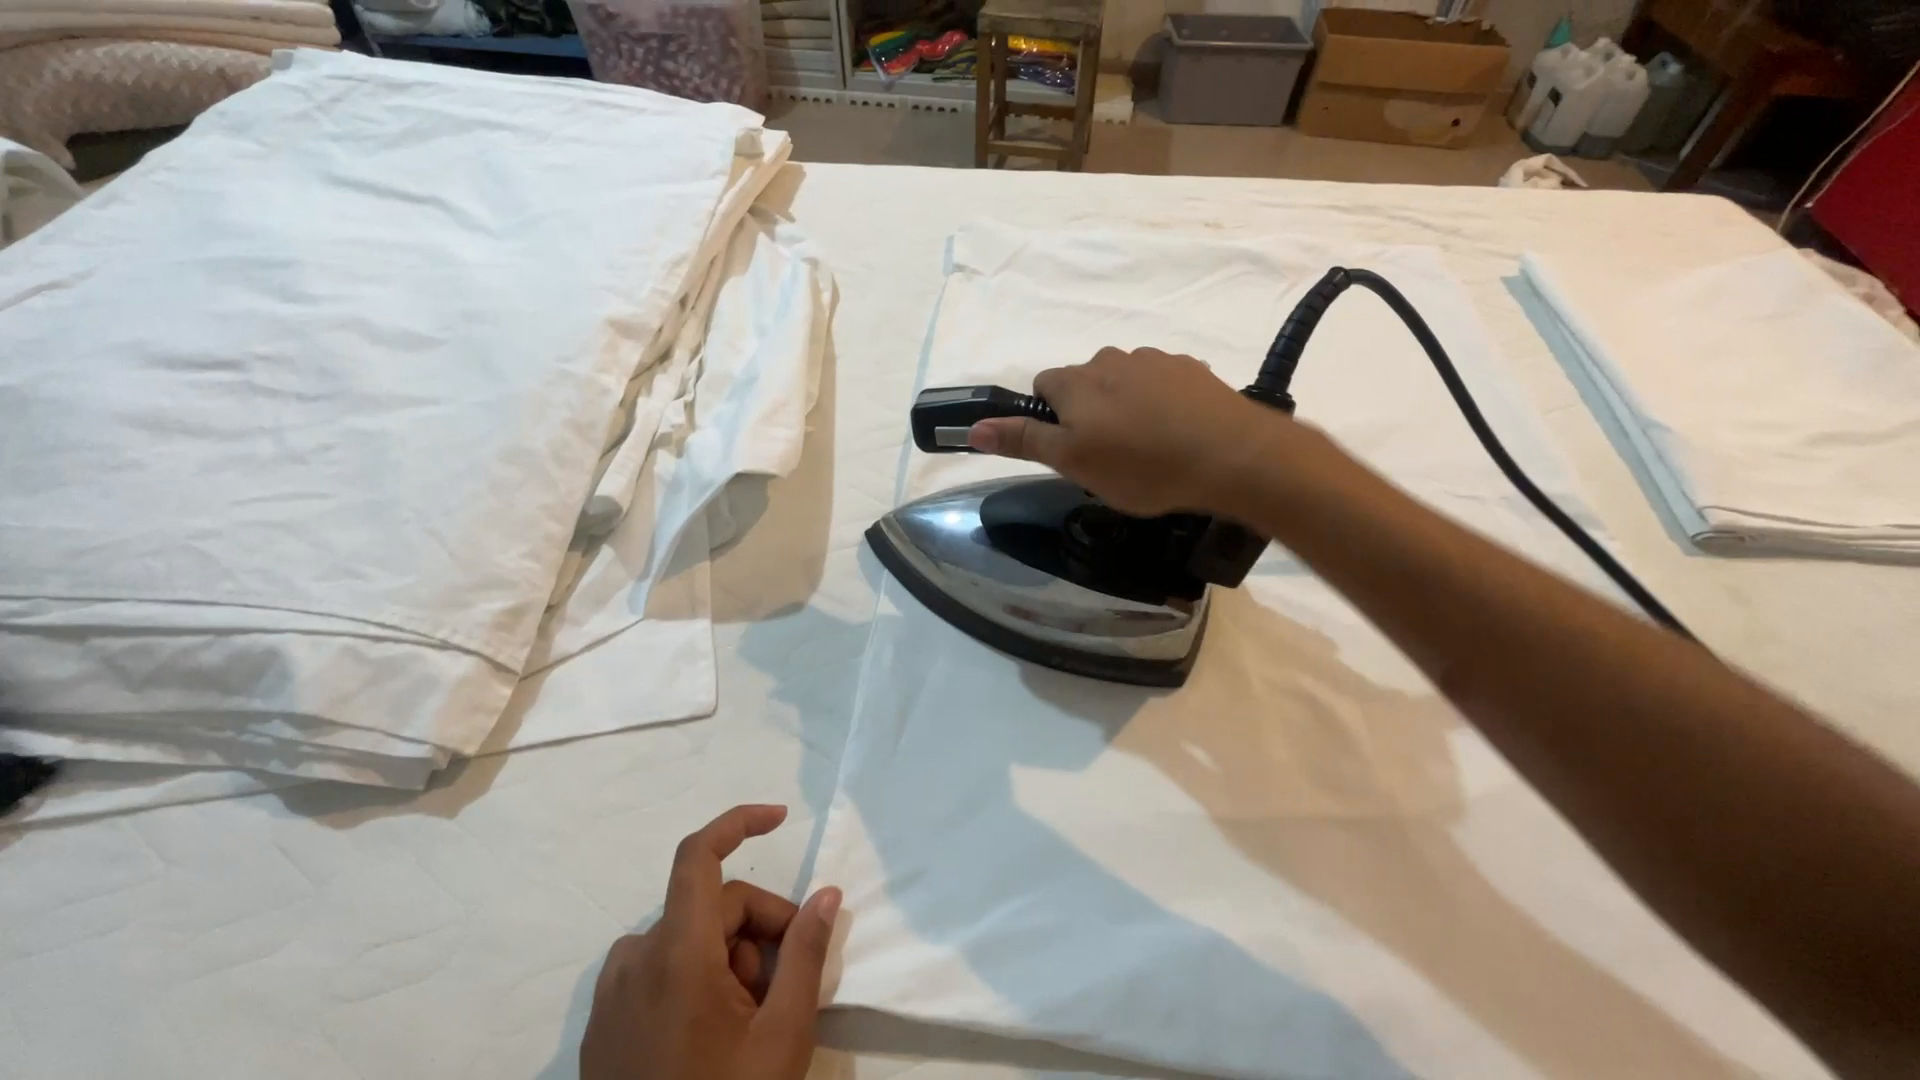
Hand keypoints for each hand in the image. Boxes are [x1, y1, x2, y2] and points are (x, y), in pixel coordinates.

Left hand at [580, 805, 841, 1079]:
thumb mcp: (783, 1034)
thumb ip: (806, 953)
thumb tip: (828, 894)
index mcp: (676, 953)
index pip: (700, 855)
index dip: (740, 823)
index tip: (781, 816)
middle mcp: (635, 957)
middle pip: (711, 906)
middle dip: (760, 928)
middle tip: (789, 983)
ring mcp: (612, 990)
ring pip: (688, 939)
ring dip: (730, 959)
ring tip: (752, 1018)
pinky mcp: (603, 1019)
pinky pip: (659, 968)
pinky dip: (696, 977)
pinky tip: (714, 1030)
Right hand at [966, 347, 1287, 517]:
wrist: (1230, 455)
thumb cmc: (1140, 465)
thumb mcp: (1072, 463)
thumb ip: (1024, 440)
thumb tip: (974, 427)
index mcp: (1076, 381)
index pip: (1043, 386)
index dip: (1050, 418)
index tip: (1070, 450)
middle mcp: (1111, 359)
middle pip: (1085, 383)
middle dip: (1089, 413)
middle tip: (1109, 457)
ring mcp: (1155, 361)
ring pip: (1124, 383)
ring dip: (1126, 408)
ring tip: (1148, 449)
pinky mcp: (1192, 370)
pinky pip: (1162, 385)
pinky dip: (1161, 405)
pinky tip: (1178, 435)